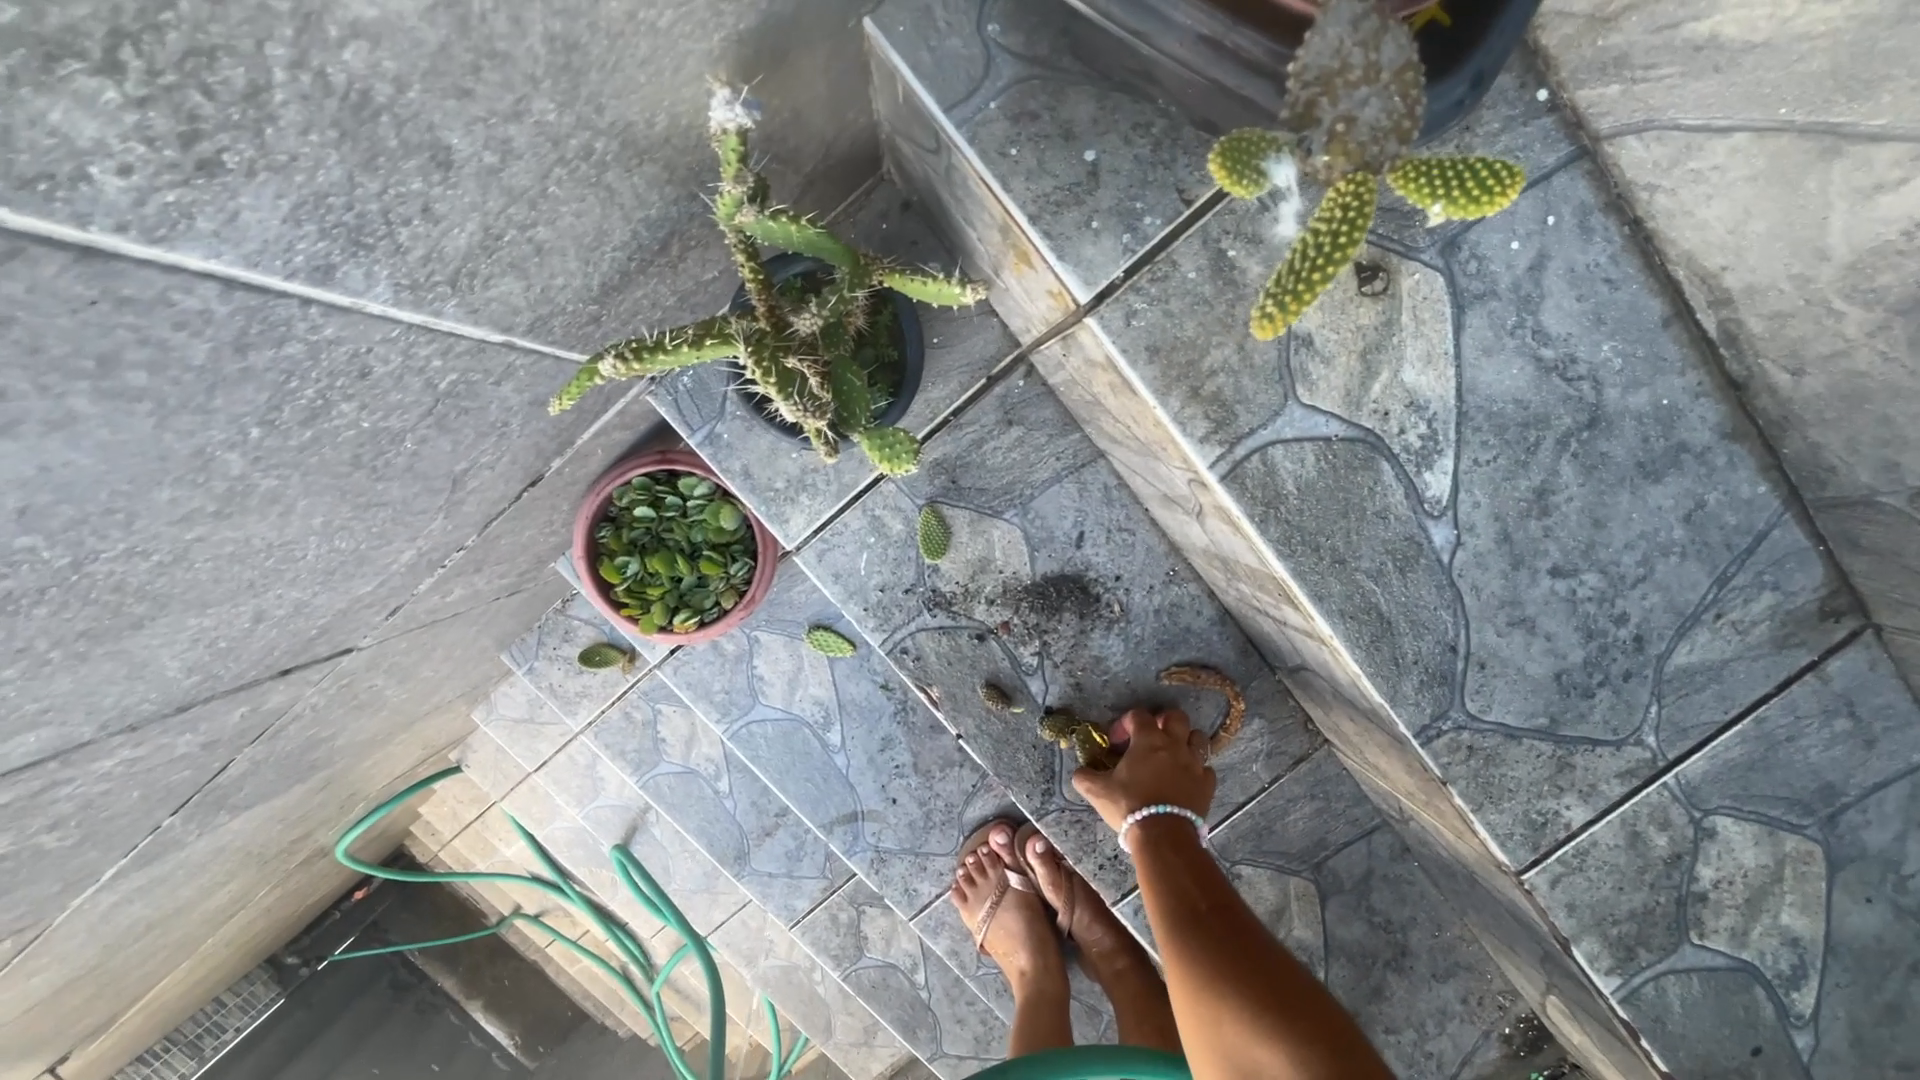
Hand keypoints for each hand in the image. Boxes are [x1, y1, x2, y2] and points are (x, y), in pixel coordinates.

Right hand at [1072, 708, 1215, 832]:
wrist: (1163, 835)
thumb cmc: (1129, 806)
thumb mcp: (1097, 791)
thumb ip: (1084, 777)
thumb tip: (1079, 772)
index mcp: (1148, 740)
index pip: (1138, 715)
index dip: (1125, 722)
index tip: (1116, 741)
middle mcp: (1174, 745)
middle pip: (1176, 717)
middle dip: (1163, 720)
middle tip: (1151, 735)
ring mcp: (1195, 764)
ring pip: (1197, 738)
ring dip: (1185, 740)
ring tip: (1173, 753)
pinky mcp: (1207, 784)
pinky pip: (1206, 768)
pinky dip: (1197, 770)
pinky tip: (1186, 779)